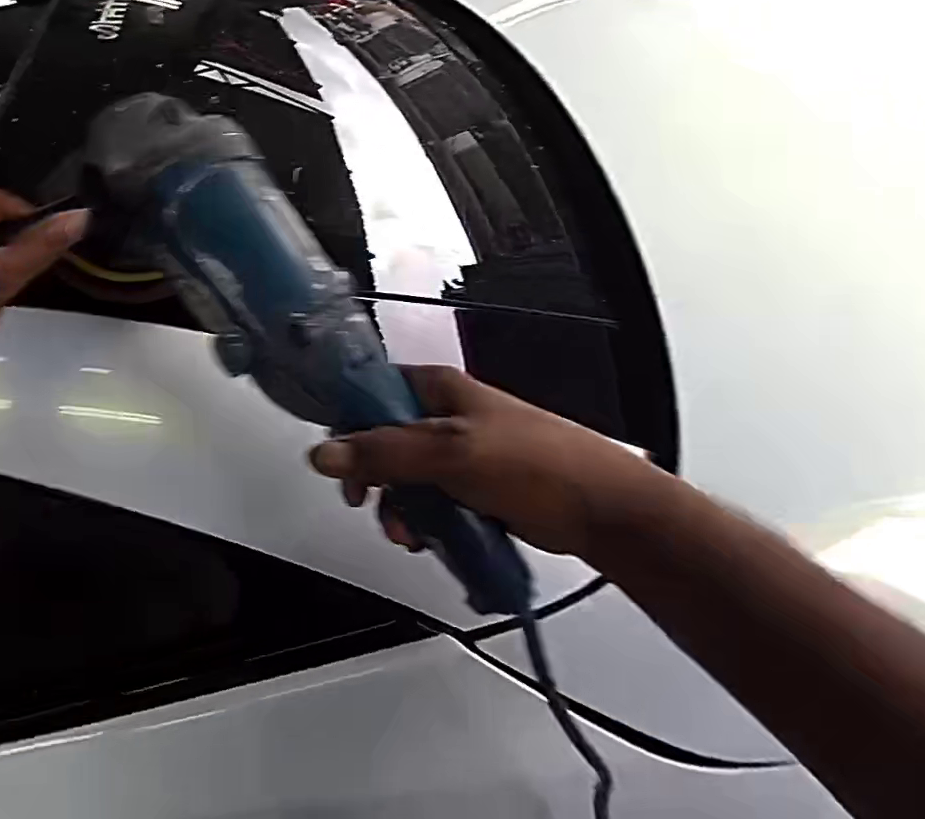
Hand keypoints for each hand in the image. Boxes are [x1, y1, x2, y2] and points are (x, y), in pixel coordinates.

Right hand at [307, 366, 660, 556]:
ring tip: (410, 531)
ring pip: (404, 475)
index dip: (348, 422)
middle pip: (382, 439)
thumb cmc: (536, 464)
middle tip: (371, 502)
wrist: (600, 509)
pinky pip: (429, 499)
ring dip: (398, 506)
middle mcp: (443, 415)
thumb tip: (324, 454)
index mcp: (436, 387)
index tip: (339, 459)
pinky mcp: (470, 484)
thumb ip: (384, 453)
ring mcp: (457, 451)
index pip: (371, 390)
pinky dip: (422, 519)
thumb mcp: (451, 452)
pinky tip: (428, 537)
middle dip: (374, 477)